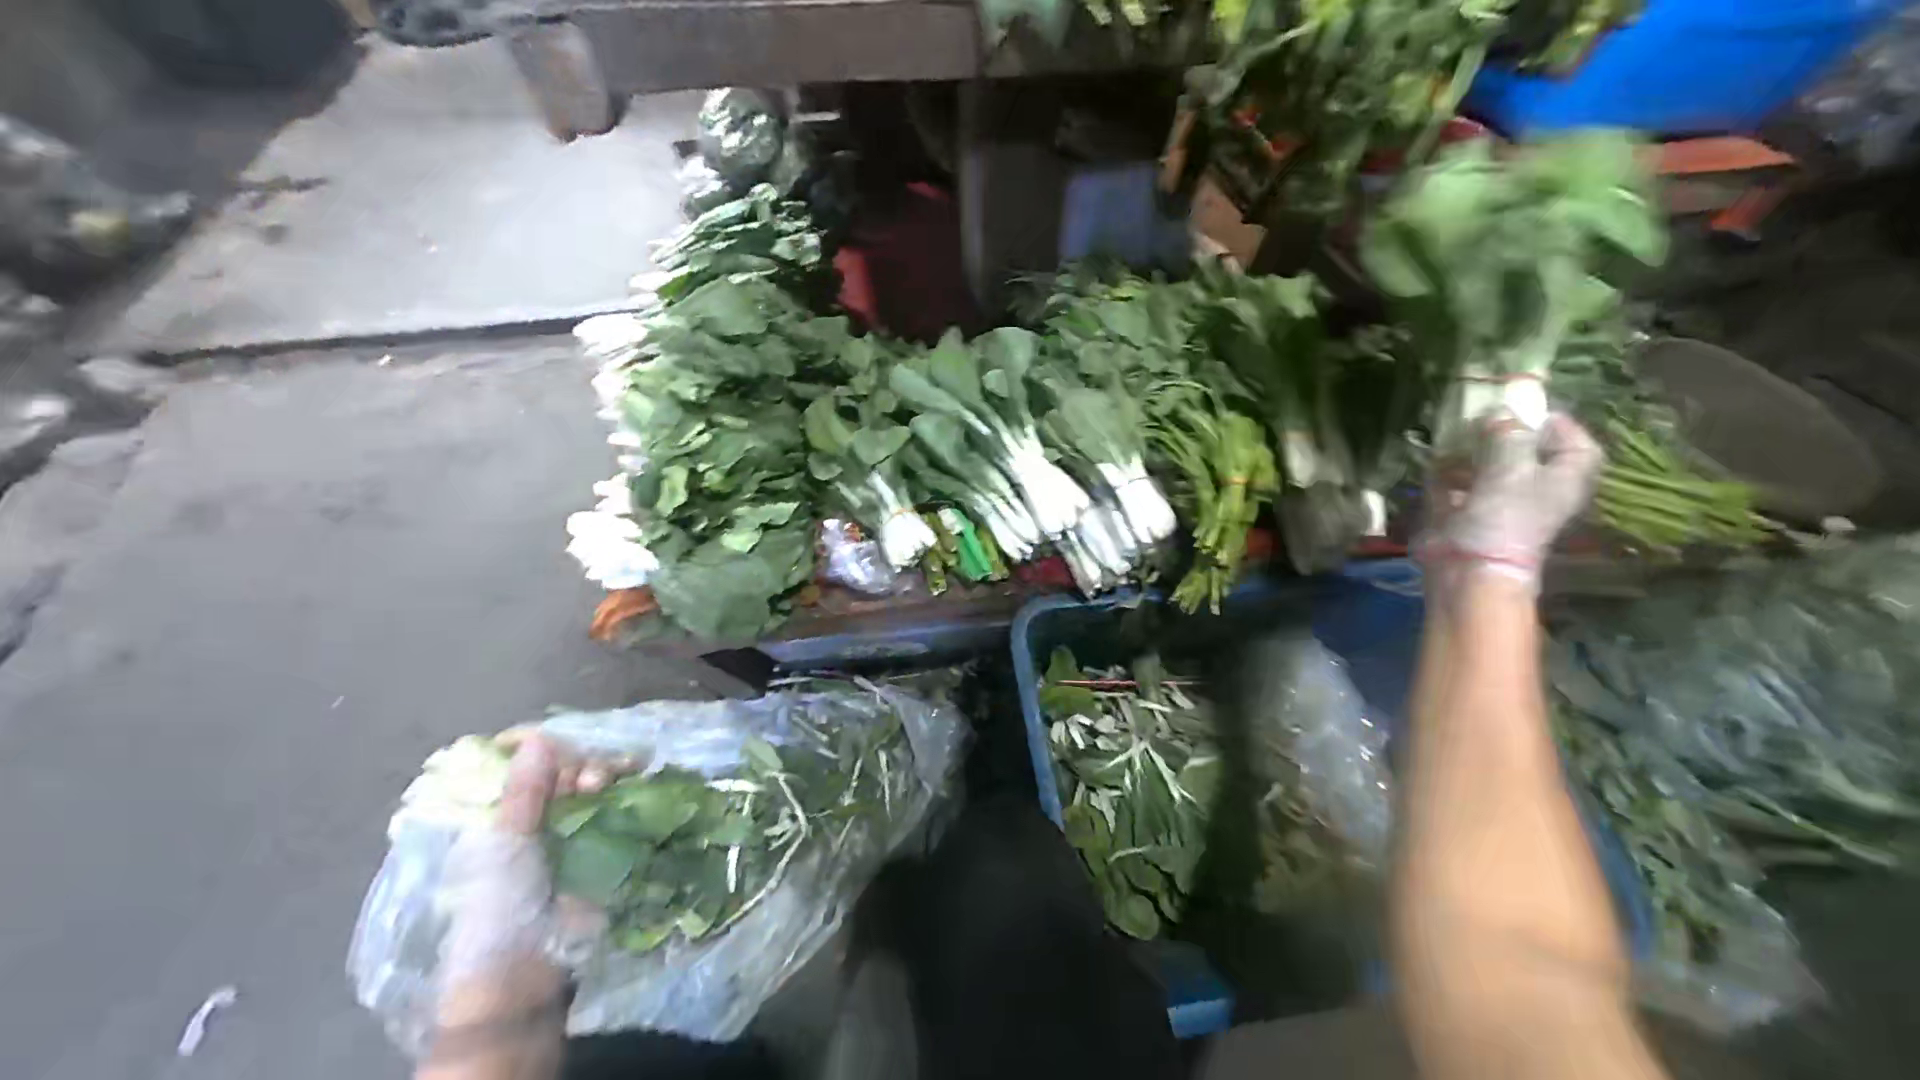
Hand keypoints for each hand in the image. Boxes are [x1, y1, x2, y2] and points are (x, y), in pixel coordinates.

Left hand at [433, 733, 629, 1032]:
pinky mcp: (599, 846)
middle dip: (579, 761)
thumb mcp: (506, 848)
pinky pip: (615, 808)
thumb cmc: (500, 908)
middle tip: (591, 778)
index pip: (521, 763)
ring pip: (591, 785)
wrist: (525, 974)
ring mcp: (567, 832)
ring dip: (604, 773)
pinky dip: (627, 791)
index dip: (541, 748)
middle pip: (562, 768)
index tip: (561, 744)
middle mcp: (534, 816)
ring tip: (610, 781)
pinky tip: (638, 779)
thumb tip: (542, 737)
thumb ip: (524, 794)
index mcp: (501, 814)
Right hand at [1417, 411, 1601, 594]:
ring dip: (1471, 451)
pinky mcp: (1465, 513)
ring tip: (1454, 434)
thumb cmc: (1505, 515)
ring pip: (1488, 466)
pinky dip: (1447, 472)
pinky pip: (1458, 484)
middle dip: (1503, 434)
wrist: (1468, 566)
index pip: (1574, 443)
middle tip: (1481, 417)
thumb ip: (1509, 434)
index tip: (1525, 409)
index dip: (1556, 424)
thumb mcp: (1513, 466)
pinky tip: (1436, 460)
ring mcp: (1499, 502)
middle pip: (1526, 452)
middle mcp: (1535, 488)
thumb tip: (1499, 413)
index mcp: (1564, 478)